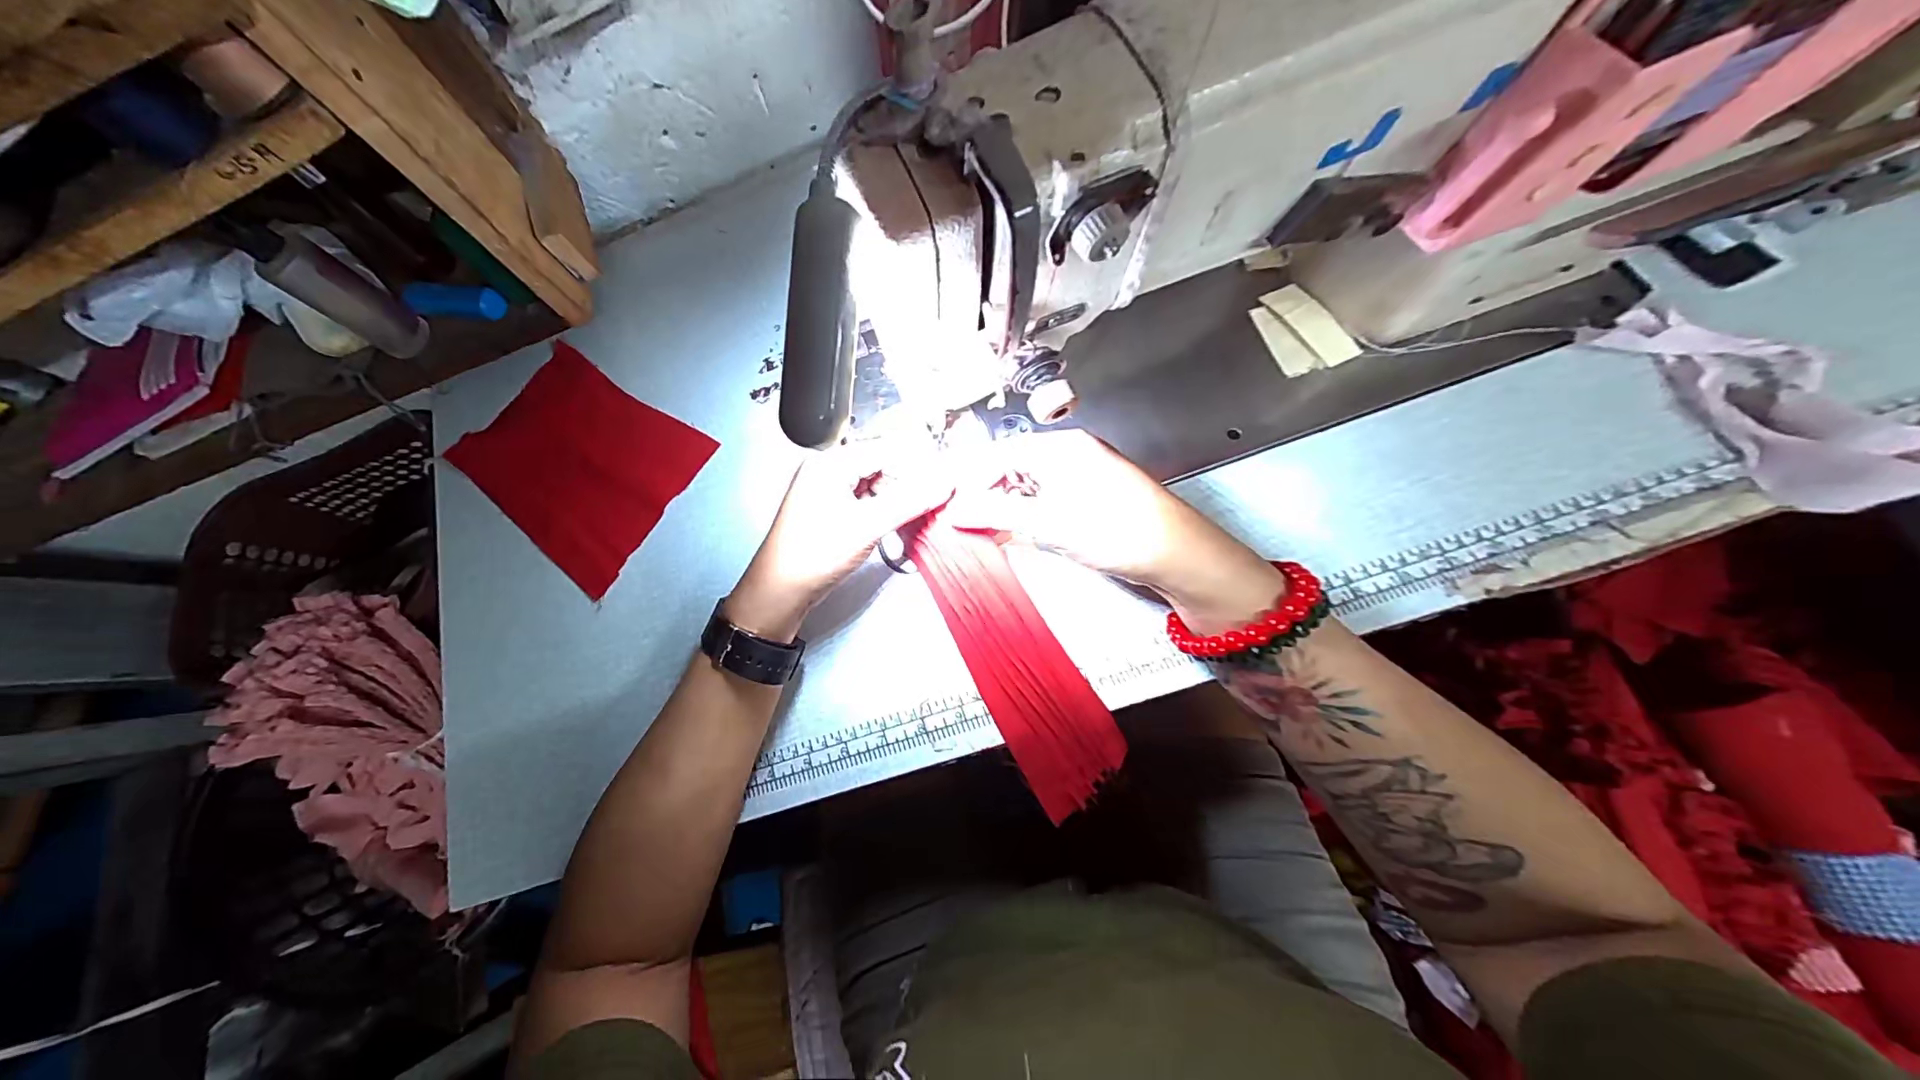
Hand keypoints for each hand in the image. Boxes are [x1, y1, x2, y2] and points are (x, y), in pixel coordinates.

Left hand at [727, 440, 953, 641]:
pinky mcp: (829, 509)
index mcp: (831, 463)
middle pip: (883, 463)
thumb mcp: (869, 525)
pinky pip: (865, 498)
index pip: (888, 449)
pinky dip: (883, 509)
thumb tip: (942, 484)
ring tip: (910, 517)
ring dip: (897, 497)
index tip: (943, 479)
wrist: (780, 590)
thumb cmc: (809, 556)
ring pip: (876, 482)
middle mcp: (826, 469)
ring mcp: (826, 489)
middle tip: (929, 502)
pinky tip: (891, 525)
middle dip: (908, 482)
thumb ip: (910, 501)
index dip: (919, 464)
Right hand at [940, 430, 1284, 633]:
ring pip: (1028, 485)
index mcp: (1060, 447)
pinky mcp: (1092, 498)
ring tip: (985, 531)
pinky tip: (1018, 534)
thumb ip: (998, 514)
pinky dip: (1027, 515)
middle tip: (962, 522)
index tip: (949, 506)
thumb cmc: (1126, 530)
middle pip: (1010, 468)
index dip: (967, 482)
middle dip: (983, 494)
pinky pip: (1047, 499)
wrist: (1179, 554)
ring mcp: (1083, 475)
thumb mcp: (1049, 523)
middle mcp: (1072, 454)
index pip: (996, 455)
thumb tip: (960, 509)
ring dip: (1004, 507)